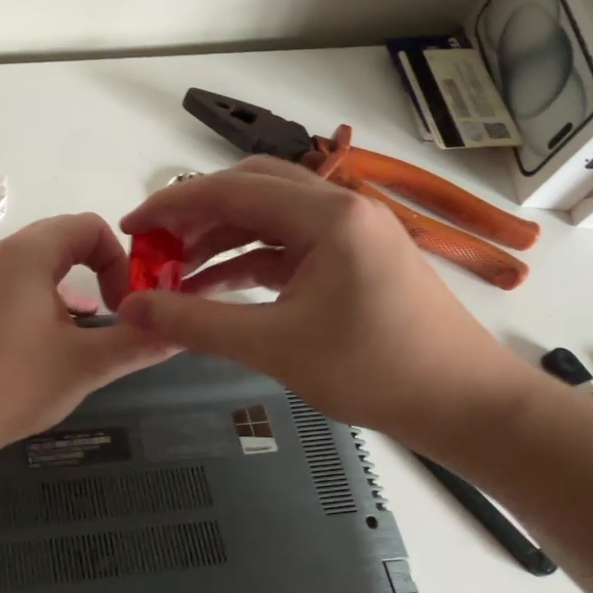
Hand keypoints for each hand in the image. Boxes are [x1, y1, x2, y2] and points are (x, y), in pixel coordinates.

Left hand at [0, 213, 177, 459]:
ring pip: (47, 263)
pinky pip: (25, 283)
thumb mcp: (87, 364)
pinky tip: (65, 335)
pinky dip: (54, 298)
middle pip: (68, 239)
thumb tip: (183, 331)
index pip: (90, 227)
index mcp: (28, 254)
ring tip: (99, 326)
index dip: (121, 260)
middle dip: (104, 270)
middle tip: (124, 312)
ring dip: (80, 285)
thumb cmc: (13, 385)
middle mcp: (3, 254)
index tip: (131, 304)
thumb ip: (139, 342)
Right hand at [117, 158, 538, 445]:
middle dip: (194, 215)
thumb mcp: (273, 348)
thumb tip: (131, 308)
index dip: (171, 206)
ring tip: (174, 271)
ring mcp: (349, 231)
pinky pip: (286, 244)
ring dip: (219, 238)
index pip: (230, 190)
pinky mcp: (352, 258)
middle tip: (152, 246)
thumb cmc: (374, 370)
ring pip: (267, 216)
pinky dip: (247, 259)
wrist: (463, 403)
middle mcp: (339, 208)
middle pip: (249, 189)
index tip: (129, 228)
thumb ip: (195, 323)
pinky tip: (214, 286)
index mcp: (326, 216)